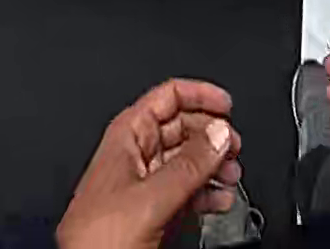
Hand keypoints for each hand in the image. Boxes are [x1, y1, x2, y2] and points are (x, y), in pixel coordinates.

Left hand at [57, 79, 242, 248]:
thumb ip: (188, 164)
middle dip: (212, 135)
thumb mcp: (148, 199)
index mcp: (127, 135)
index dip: (200, 95)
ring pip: (187, 159)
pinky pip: (185, 189)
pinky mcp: (149, 213)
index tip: (227, 106)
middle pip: (183, 127)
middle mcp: (135, 154)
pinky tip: (220, 199)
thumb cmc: (96, 244)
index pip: (169, 96)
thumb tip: (220, 133)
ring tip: (231, 176)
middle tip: (234, 147)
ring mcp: (142, 184)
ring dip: (214, 165)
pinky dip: (207, 192)